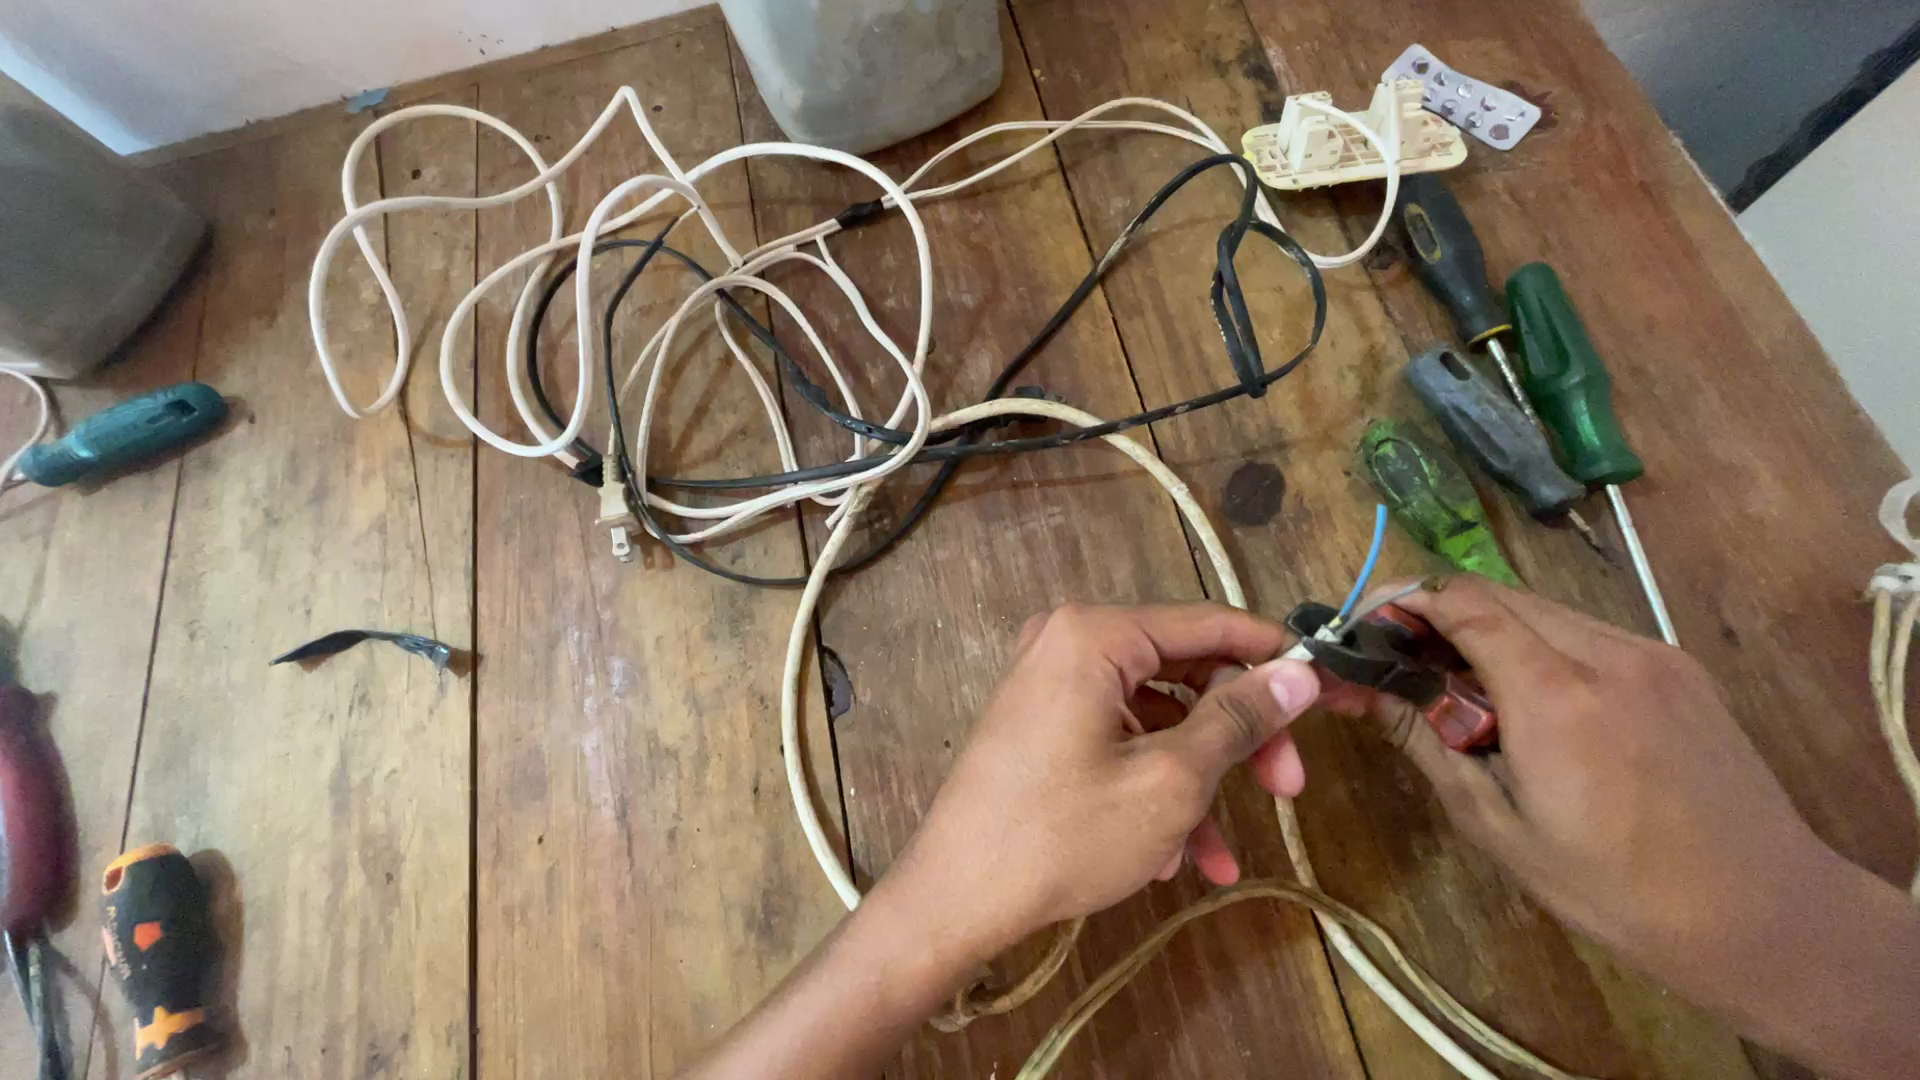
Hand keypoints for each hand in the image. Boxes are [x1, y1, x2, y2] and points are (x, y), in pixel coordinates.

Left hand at [874, 603, 1321, 957]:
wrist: (955, 895)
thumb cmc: (1063, 833)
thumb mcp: (1169, 779)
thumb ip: (1238, 718)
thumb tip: (1299, 673)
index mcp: (1095, 633)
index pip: (1210, 624)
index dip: (1278, 657)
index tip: (1333, 692)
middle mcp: (1069, 642)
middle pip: (1183, 672)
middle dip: (1238, 735)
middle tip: (1287, 788)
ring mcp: (1051, 683)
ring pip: (1154, 718)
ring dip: (1197, 779)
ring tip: (1220, 853)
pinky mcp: (1043, 722)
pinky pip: (1116, 739)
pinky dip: (1151, 785)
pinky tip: (1175, 856)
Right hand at [1319, 576, 1849, 1010]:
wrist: (1768, 920)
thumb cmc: (1610, 885)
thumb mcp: (1493, 821)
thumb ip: (1423, 739)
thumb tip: (1359, 691)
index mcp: (1553, 695)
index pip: (1463, 603)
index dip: (1405, 600)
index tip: (1366, 624)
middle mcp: (1604, 655)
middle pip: (1495, 594)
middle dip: (1435, 612)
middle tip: (1399, 655)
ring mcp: (1650, 655)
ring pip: (1539, 607)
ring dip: (1483, 626)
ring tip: (1456, 678)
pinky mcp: (1677, 668)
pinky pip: (1582, 631)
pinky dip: (1533, 642)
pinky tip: (1525, 693)